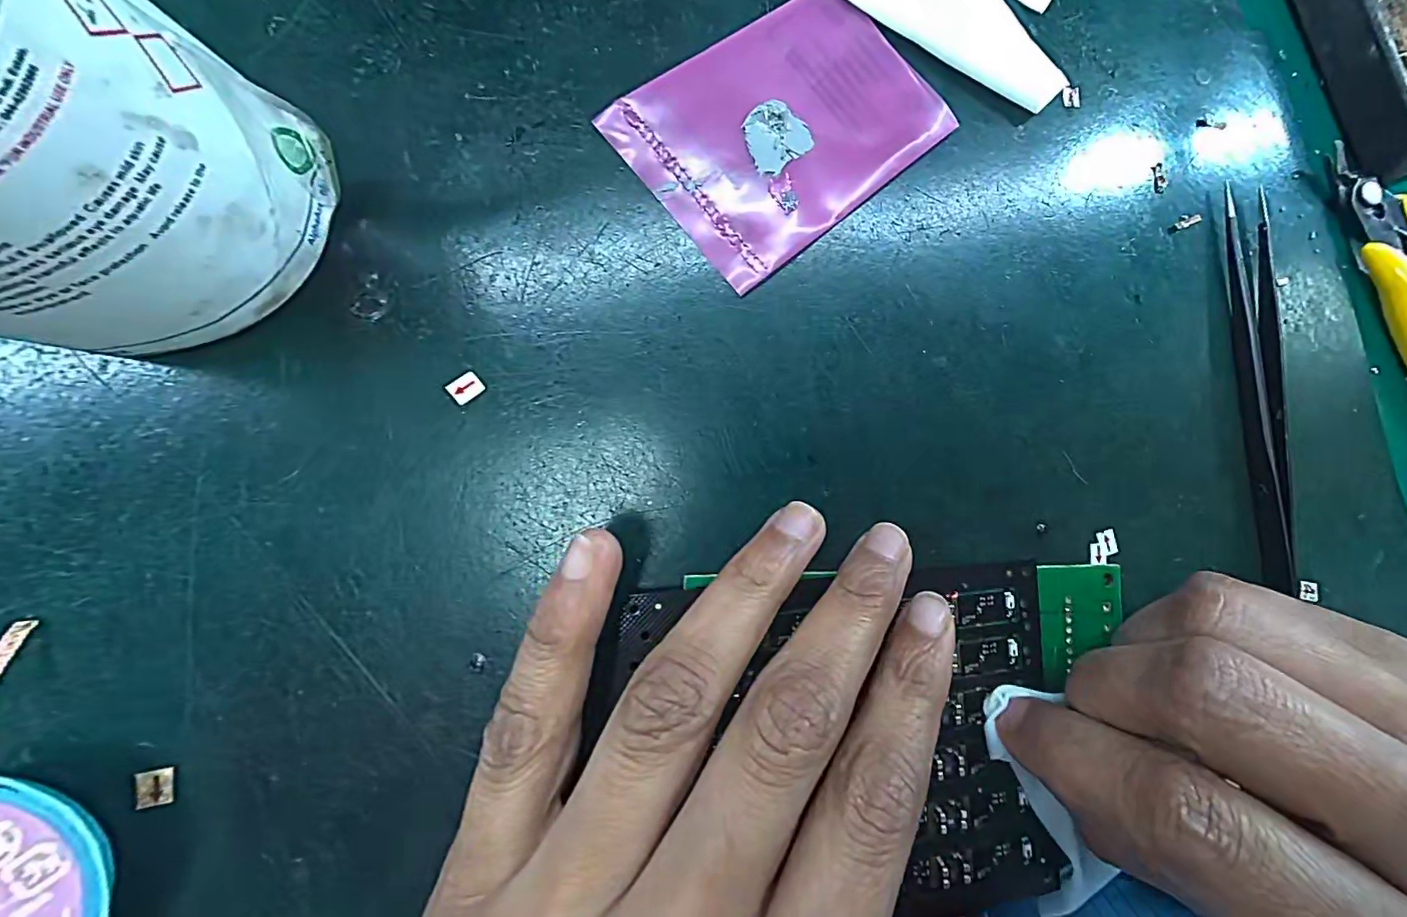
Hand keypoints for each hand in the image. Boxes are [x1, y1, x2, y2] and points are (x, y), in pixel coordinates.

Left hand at [426, 503, 955, 916]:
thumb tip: (887, 811)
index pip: (858, 817)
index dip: (905, 705)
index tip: (932, 618)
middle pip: (775, 742)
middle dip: (842, 630)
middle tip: (882, 545)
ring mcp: (553, 886)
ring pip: (666, 710)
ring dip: (738, 601)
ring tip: (790, 526)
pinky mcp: (474, 869)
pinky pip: (524, 731)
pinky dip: (559, 633)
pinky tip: (595, 547)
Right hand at [998, 572, 1406, 916]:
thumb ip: (1158, 849)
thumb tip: (1051, 748)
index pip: (1197, 815)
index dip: (1080, 763)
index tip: (1023, 732)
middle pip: (1209, 689)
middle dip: (1104, 688)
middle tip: (1079, 710)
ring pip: (1221, 615)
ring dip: (1136, 643)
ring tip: (1134, 686)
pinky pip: (1248, 595)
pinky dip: (1179, 620)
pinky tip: (1187, 665)